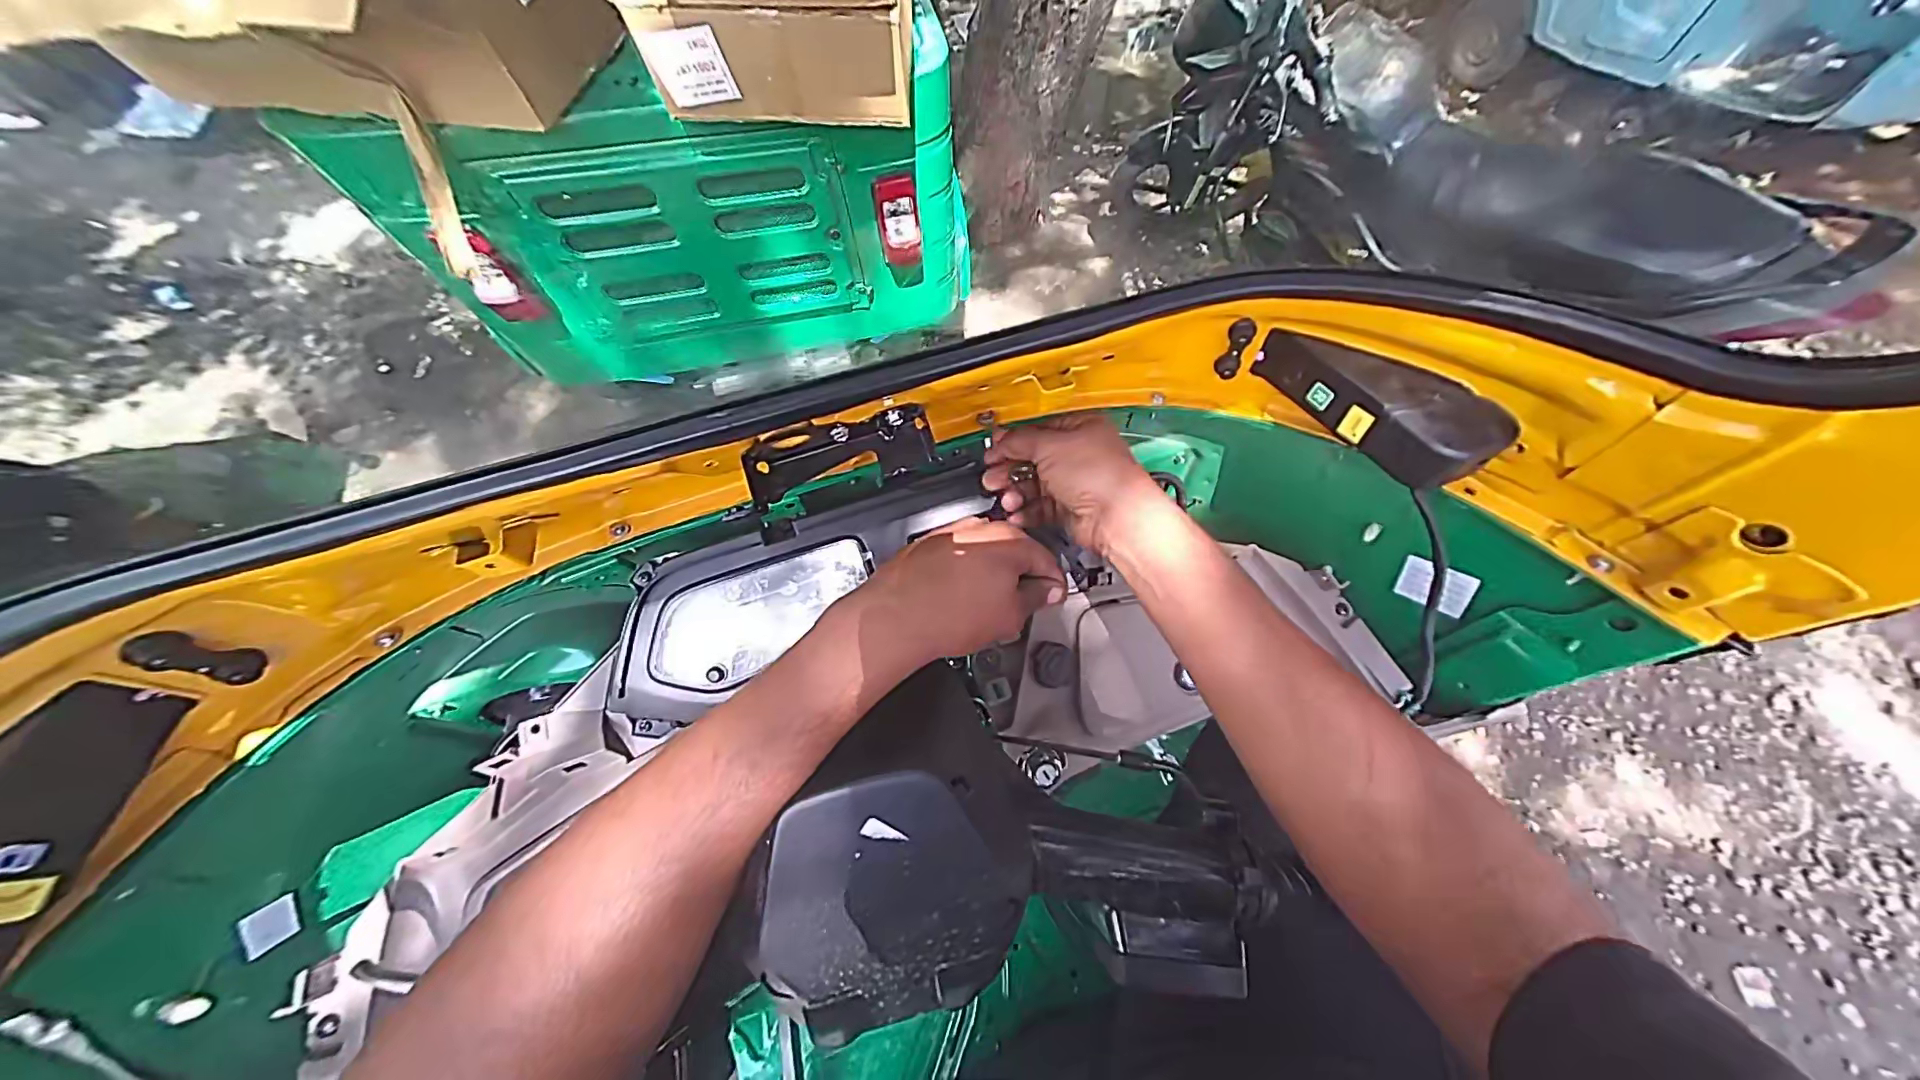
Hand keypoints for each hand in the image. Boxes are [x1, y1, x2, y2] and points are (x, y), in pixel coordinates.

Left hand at [830, 518, 1065, 679]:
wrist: (894, 618)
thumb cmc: (944, 615)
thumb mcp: (1010, 616)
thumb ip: (1036, 597)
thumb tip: (1045, 591)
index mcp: (1008, 540)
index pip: (1046, 558)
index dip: (1054, 582)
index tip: (1052, 596)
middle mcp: (979, 529)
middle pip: (1015, 551)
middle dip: (1021, 578)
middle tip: (1021, 606)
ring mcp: (951, 534)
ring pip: (985, 554)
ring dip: (991, 576)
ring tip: (985, 608)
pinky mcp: (928, 545)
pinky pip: (958, 557)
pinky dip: (964, 574)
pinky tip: (959, 601)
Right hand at [982, 414, 1170, 556]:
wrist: (1116, 518)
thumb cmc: (1100, 476)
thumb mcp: (1050, 446)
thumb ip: (1020, 440)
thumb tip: (1002, 439)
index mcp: (1080, 427)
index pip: (1037, 428)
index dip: (1012, 438)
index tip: (994, 448)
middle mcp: (1077, 454)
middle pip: (1031, 458)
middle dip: (1008, 468)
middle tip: (993, 476)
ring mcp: (1073, 482)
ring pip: (1032, 485)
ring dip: (1015, 492)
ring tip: (1007, 498)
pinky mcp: (1068, 508)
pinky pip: (1039, 507)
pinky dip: (1026, 511)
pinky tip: (1018, 513)